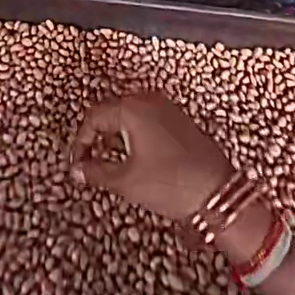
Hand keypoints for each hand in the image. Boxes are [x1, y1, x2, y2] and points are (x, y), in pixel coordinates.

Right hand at [66, 93, 234, 222]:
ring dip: (115, 135)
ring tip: (109, 161)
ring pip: (129, 115)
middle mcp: (148, 100)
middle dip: (97, 136)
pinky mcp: (179, 119)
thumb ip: (96, 171)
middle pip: (111, 112)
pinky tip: (134, 157)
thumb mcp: (126, 181)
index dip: (81, 141)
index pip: (94, 117)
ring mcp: (166, 108)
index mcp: (132, 108)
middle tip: (89, 161)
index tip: (77, 162)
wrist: (218, 193)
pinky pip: (147, 119)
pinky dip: (134, 134)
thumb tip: (78, 170)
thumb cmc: (173, 184)